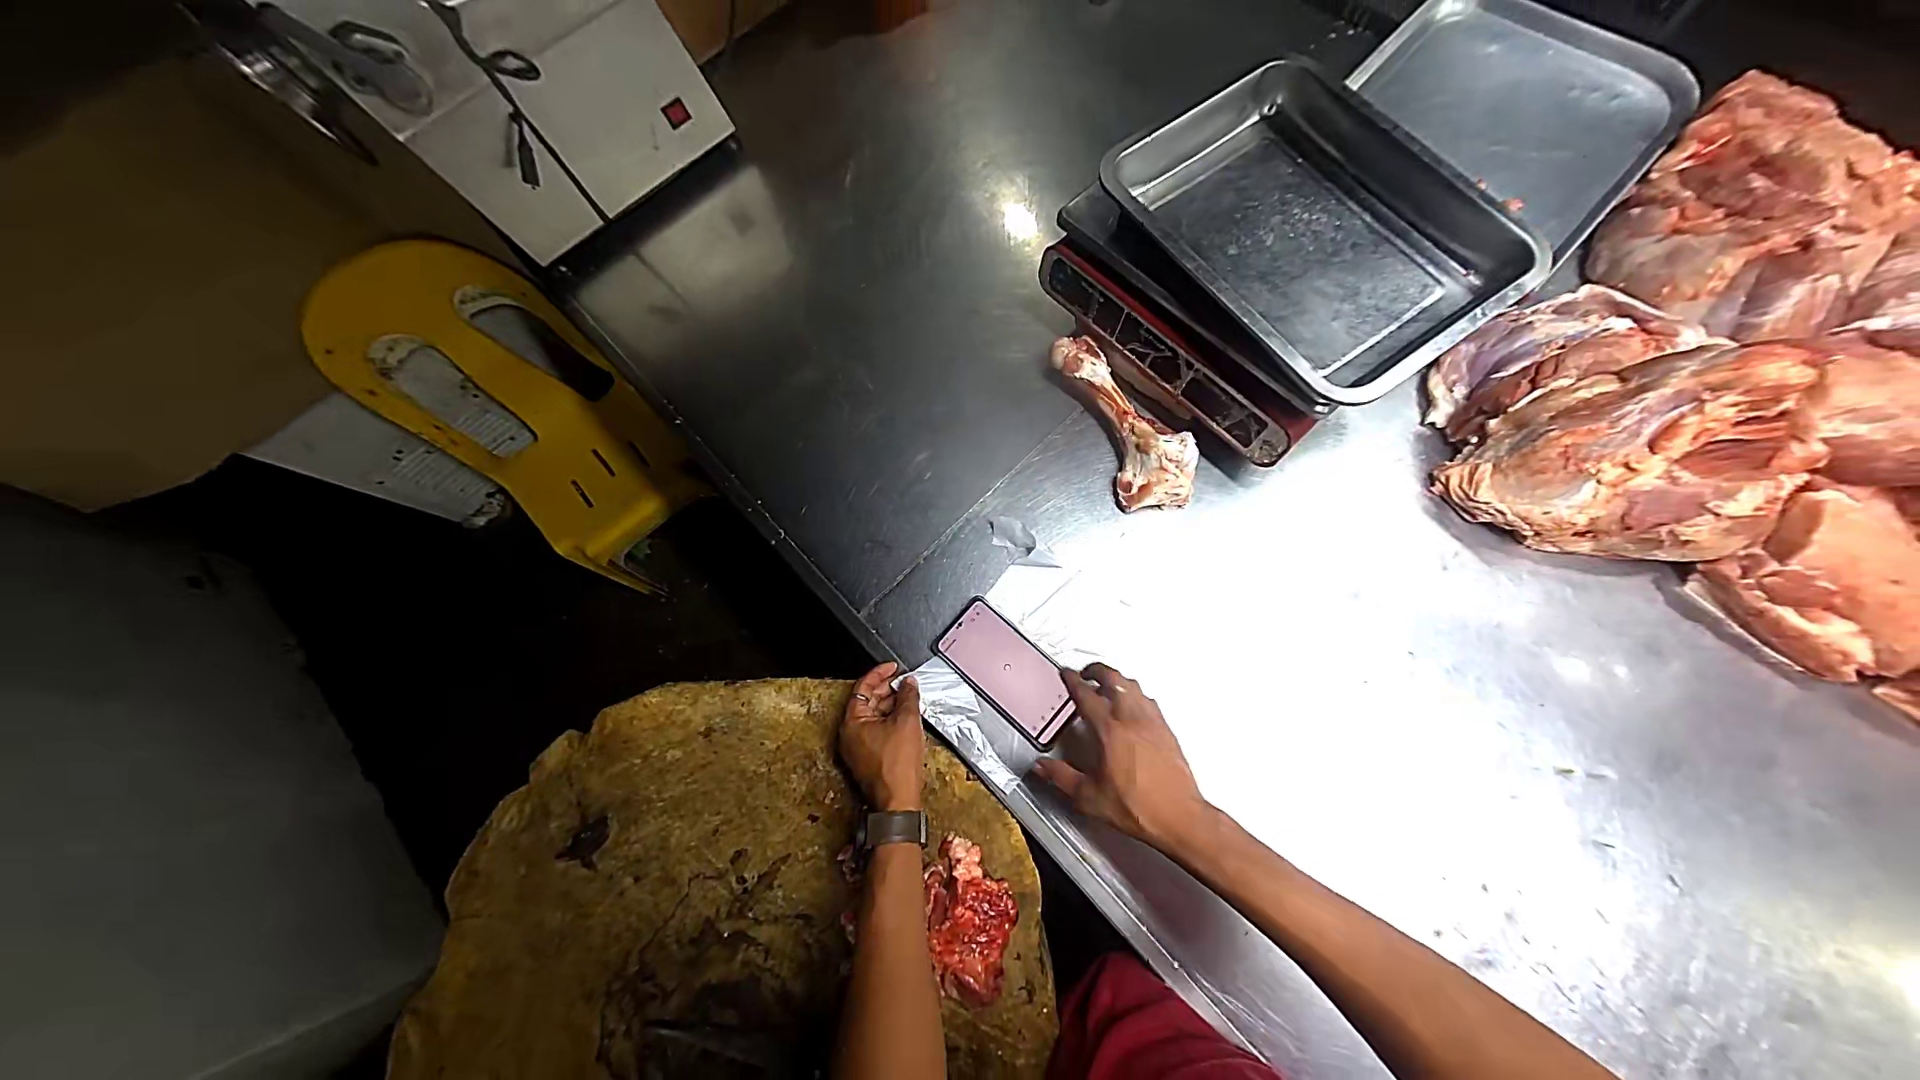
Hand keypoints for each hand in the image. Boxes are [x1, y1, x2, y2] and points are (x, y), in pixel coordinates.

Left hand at [840, 662, 924, 811]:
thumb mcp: (907, 721)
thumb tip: (908, 684)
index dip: (880, 673)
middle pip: (866, 700)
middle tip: (904, 682)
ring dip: (890, 704)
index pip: (862, 687)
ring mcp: (857, 747)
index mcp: (852, 722)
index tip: (892, 667)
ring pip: (872, 715)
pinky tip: (904, 718)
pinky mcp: (867, 757)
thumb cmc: (897, 766)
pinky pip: (876, 730)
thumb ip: (907, 696)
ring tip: (909, 698)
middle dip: (886, 688)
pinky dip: (889, 720)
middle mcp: (849, 733)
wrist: (897, 801)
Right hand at [1030, 663, 1211, 849]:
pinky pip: (1149, 702)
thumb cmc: (1141, 808)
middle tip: (1087, 672)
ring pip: (1134, 687)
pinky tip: (1135, 705)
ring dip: (1118, 680)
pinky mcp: (1167, 731)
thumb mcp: (1089, 797)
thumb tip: (1043, 767)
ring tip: (1109, 683)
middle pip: (1114, 680)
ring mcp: (1153, 723)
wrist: (1179, 817)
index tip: (1068, 675)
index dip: (1074, 681)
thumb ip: (1062, 778)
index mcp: (1110, 731)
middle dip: (1097, 671)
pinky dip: (1137, 695)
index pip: (1087, 695)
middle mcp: (1133, 721)